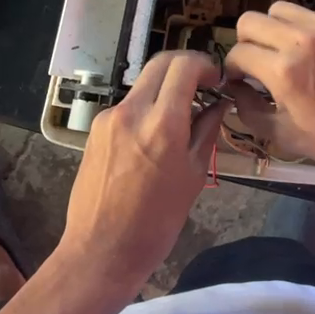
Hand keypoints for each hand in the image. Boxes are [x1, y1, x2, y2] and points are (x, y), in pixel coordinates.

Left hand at [57, 51, 221, 295]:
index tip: (216, 79)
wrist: (101, 250)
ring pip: (143, 84)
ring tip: (180, 117)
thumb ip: (207, 131)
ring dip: (165, 89)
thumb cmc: (157, 222)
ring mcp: (109, 118)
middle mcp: (132, 110)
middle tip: (202, 86)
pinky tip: (153, 138)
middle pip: (161, 63)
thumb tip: (219, 104)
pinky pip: (128, 106)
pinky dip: (146, 109)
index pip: (184, 65)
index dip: (204, 64)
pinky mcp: (95, 129)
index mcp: (162, 123)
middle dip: (185, 67)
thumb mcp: (194, 175)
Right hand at [223, 2, 314, 184]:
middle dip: (247, 42)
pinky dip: (308, 30)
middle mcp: (303, 39)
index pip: (238, 52)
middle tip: (259, 62)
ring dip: (276, 30)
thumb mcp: (284, 136)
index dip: (233, 68)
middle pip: (251, 20)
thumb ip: (249, 110)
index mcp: (284, 70)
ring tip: (288, 52)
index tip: (240, 78)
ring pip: (282, 10)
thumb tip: (236, 88)